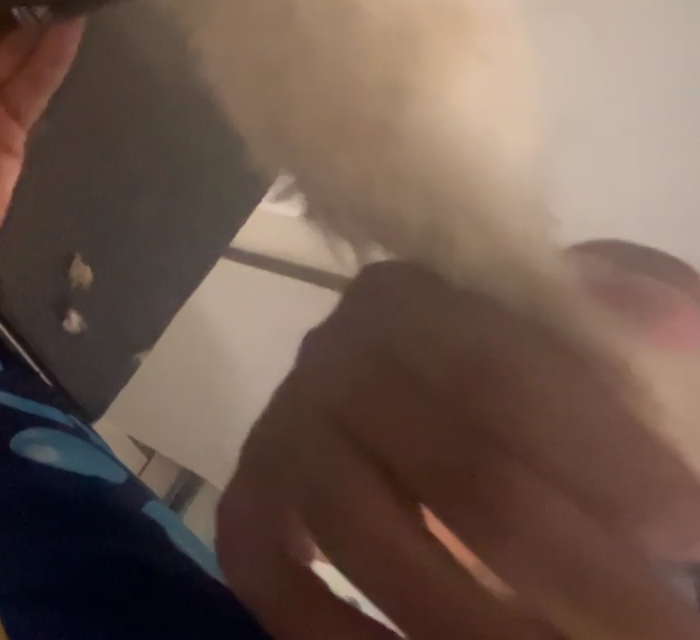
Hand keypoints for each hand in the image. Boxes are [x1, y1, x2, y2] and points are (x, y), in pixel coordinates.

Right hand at [218, 243, 699, 639]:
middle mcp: (329, 357)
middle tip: (662, 637)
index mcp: (412, 303)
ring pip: (356, 532)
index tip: (686, 536)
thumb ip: (642, 322)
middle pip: (453, 475)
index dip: (607, 465)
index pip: (497, 371)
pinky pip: (258, 560)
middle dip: (582, 580)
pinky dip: (315, 624)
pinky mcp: (254, 494)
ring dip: (464, 624)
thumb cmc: (566, 397)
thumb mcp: (623, 352)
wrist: (478, 428)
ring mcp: (284, 431)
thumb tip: (654, 318)